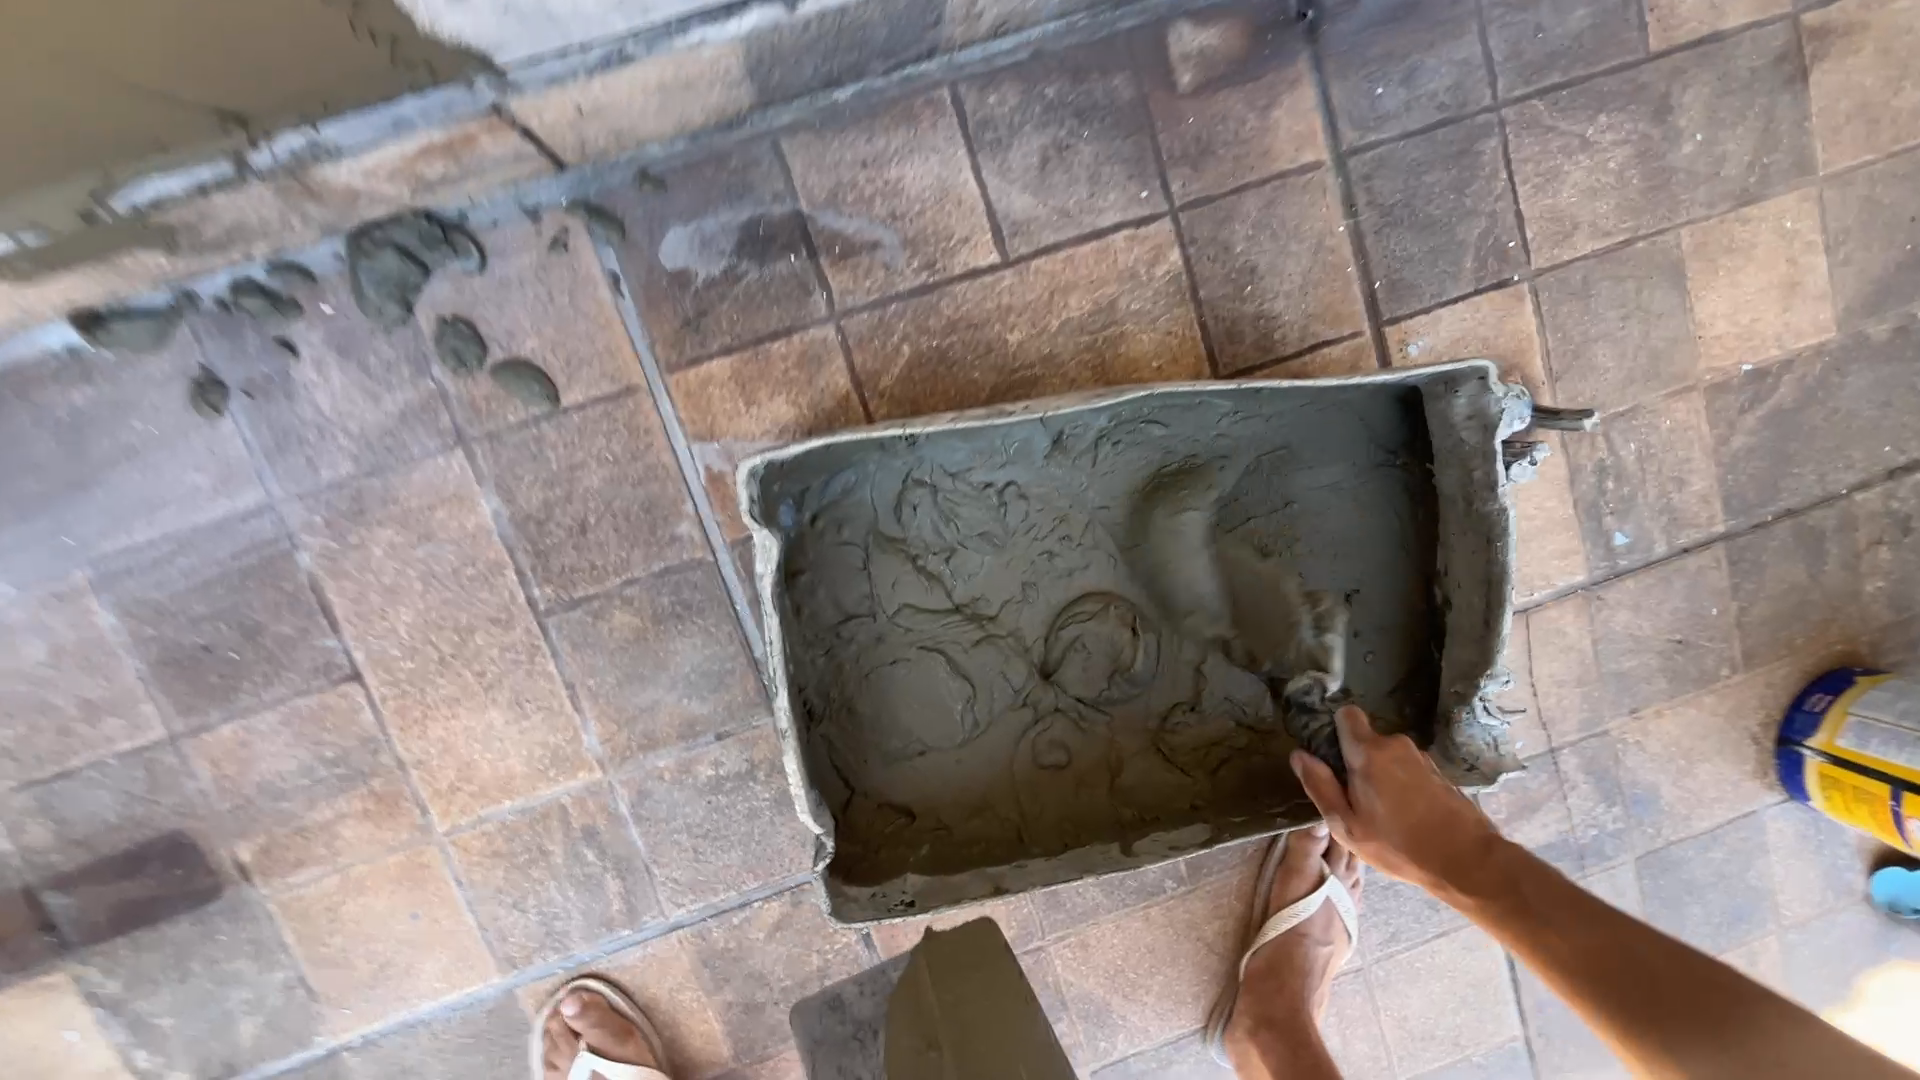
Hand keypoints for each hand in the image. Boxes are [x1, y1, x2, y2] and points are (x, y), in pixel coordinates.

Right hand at [1289, 705, 1504, 892]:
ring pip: (1388, 756)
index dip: (1336, 730)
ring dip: (1381, 774)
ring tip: (1383, 811)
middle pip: (1366, 740)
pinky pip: (1409, 769)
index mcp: (1369, 753)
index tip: (1331, 756)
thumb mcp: (1346, 825)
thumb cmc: (1398, 845)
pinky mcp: (1440, 774)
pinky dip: (1403, 784)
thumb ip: (1319, 786)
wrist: (1469, 863)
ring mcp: (1422, 759)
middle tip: (1355, 797)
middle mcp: (1396, 746)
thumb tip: (1299, 755)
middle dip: (1357, 760)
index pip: (1347, 714)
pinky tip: (1407, 815)